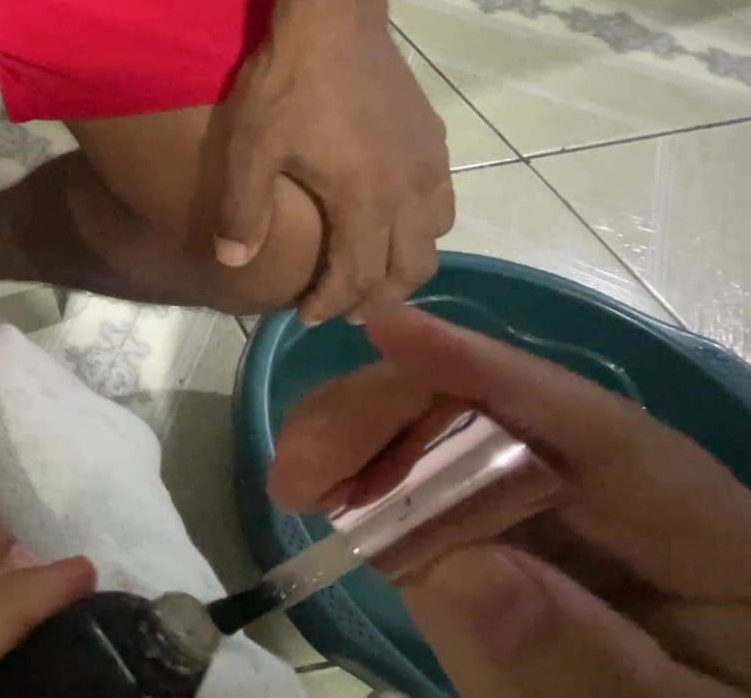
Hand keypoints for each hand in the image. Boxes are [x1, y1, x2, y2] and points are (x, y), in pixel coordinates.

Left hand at [214, 0, 453, 323]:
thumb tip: (234, 265)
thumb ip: (242, 210)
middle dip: (375, 297)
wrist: (333, 22)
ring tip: (365, 274)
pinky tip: (388, 220)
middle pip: (408, 267)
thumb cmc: (285, 88)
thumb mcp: (249, 150)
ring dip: (402, 265)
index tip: (305, 318)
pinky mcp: (433, 136)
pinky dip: (418, 229)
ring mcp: (431, 161)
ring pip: (433, 236)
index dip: (332, 304)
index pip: (358, 276)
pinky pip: (440, 201)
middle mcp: (412, 190)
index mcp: (368, 200)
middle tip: (339, 310)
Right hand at [270, 305, 750, 696]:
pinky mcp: (487, 540)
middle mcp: (608, 500)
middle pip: (487, 416)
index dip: (487, 368)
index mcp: (699, 532)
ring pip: (435, 437)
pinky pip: (415, 489)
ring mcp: (541, 515)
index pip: (595, 429)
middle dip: (382, 417)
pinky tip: (317, 491)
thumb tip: (459, 572)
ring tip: (292, 482)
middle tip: (296, 465)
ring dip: (353, 445)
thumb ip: (589, 662)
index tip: (385, 327)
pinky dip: (356, 480)